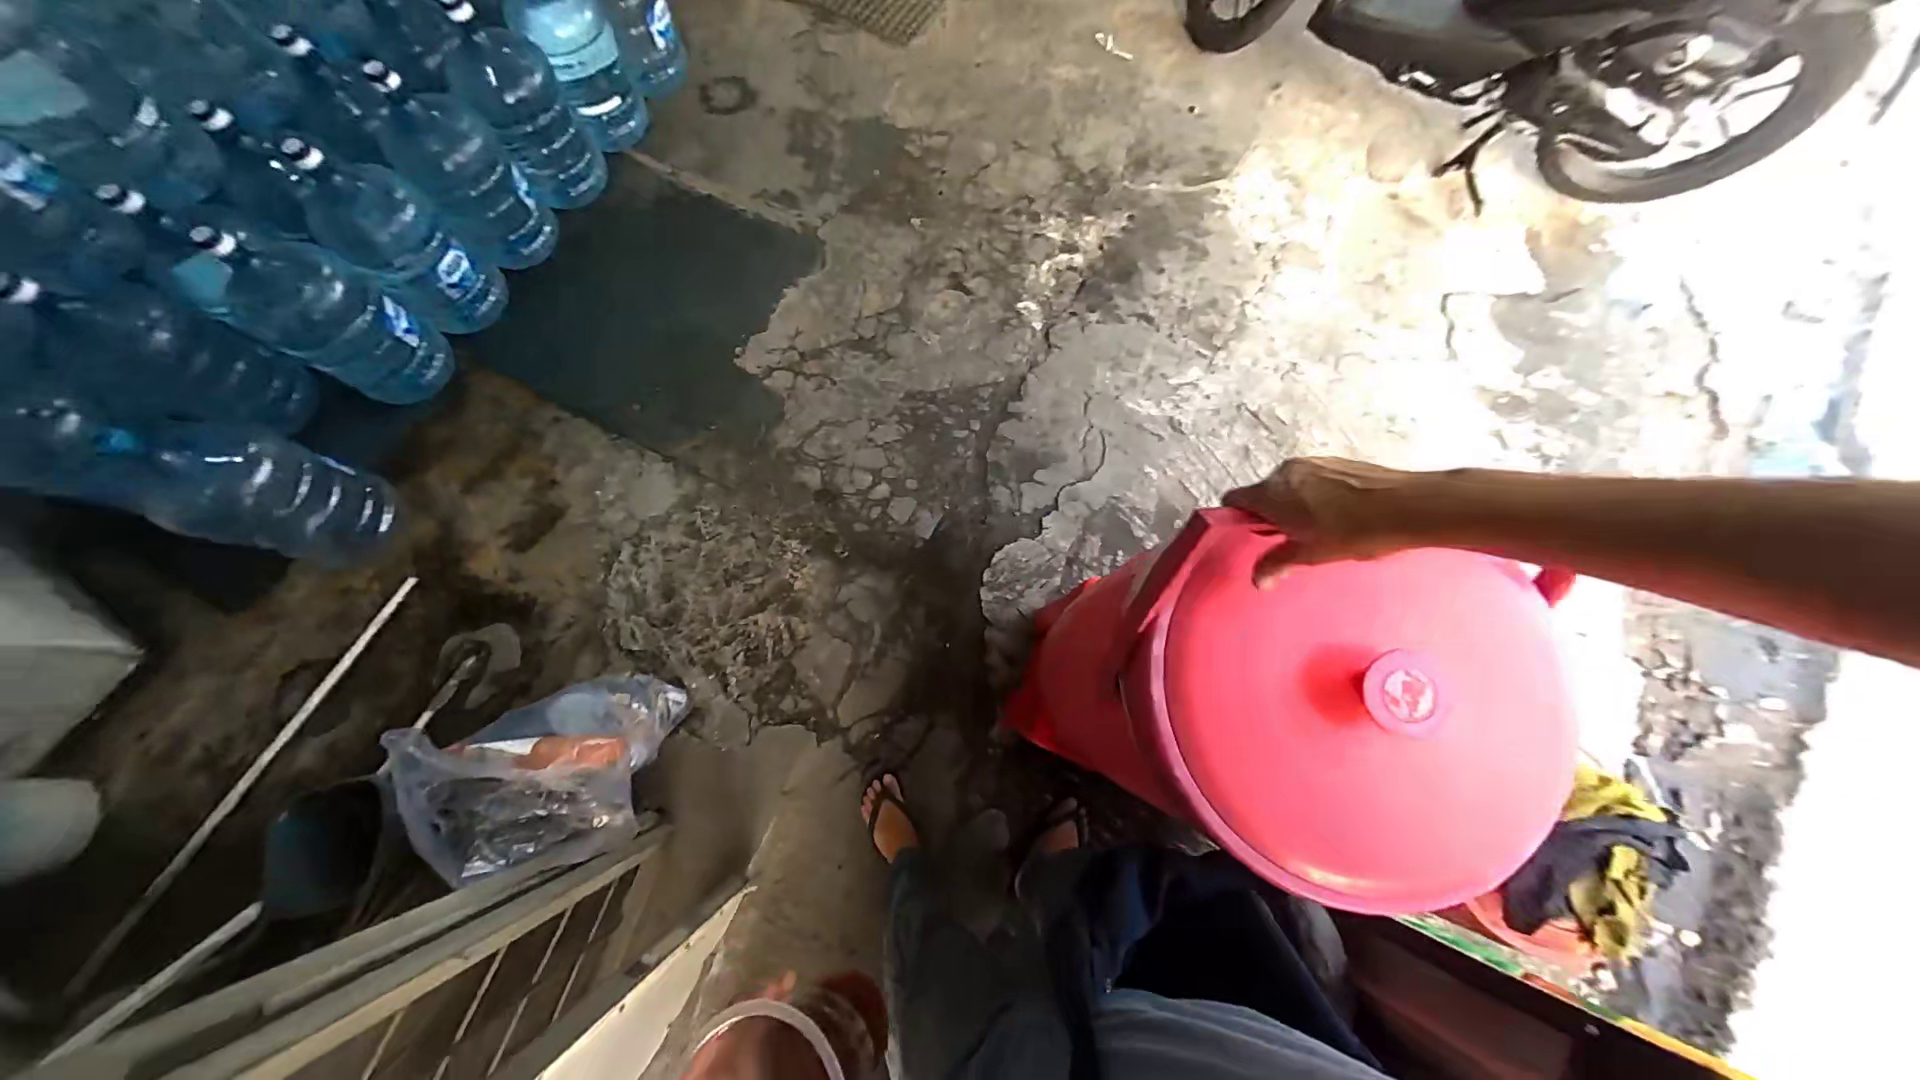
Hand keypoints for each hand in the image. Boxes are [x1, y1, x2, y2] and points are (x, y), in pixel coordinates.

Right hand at [1222, 458, 1416, 586]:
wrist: (1409, 506)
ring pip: (1287, 485)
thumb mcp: (1311, 554)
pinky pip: (1310, 478)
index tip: (1255, 535)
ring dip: (1293, 503)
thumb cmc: (1354, 532)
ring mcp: (1311, 463)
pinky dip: (1314, 494)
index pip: (1234, 499)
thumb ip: (1277, 563)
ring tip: (1319, 527)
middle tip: (1291, 537)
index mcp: (1270, 493)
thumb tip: (1258, 580)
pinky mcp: (1335, 461)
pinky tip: (1339, 513)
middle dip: (1270, 513)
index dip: (1238, 518)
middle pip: (1262, 492)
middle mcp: (1285, 472)